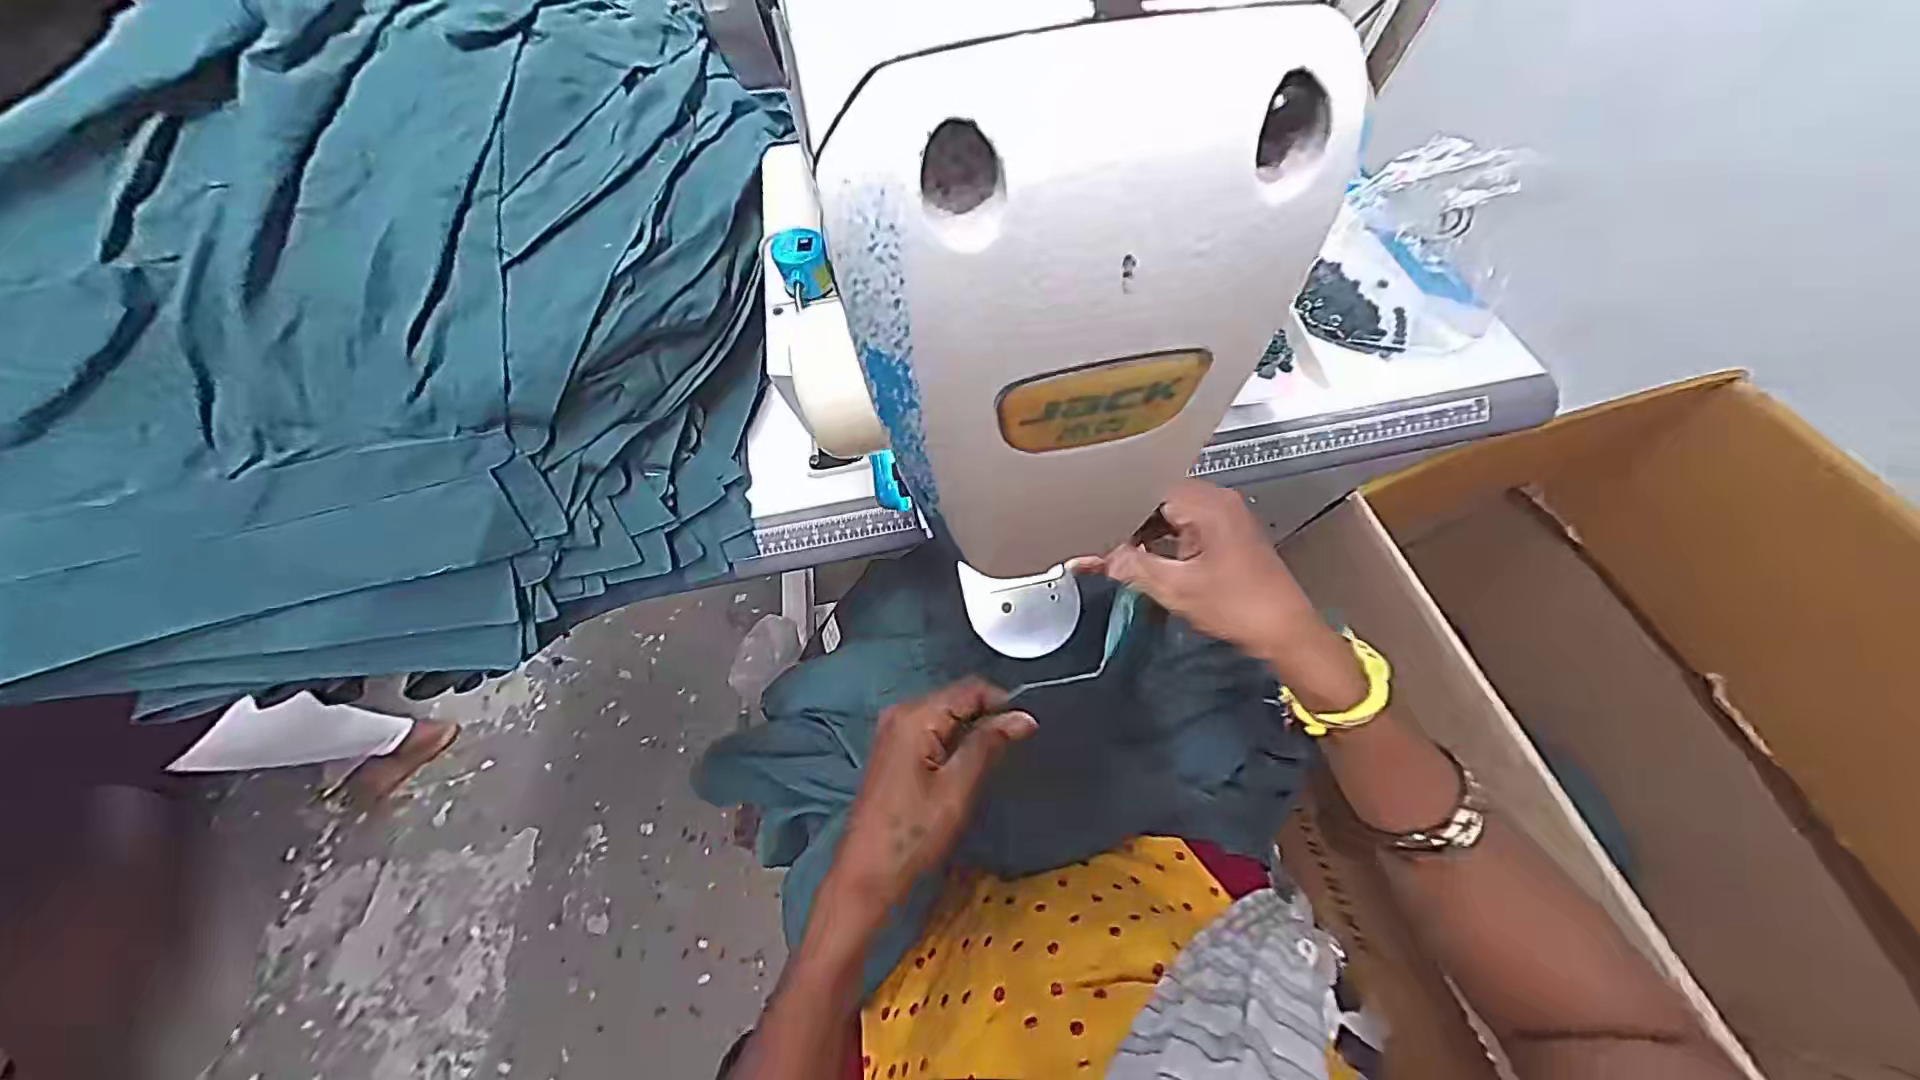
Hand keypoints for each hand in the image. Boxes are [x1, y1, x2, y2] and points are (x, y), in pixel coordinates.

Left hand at [825, 679, 1036, 924]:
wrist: (866, 874)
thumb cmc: (913, 833)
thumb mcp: (958, 787)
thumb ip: (989, 744)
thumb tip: (1023, 717)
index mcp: (915, 716)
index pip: (970, 688)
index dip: (1003, 701)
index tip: (1027, 726)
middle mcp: (900, 713)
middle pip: (956, 697)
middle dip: (988, 715)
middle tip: (1014, 744)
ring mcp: (892, 730)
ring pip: (946, 713)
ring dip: (972, 728)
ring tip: (995, 756)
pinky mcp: (892, 748)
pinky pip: (931, 728)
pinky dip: (953, 740)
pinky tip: (966, 764)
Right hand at [1075, 481, 1365, 707]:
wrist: (1287, 631)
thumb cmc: (1236, 606)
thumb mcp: (1175, 588)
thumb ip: (1132, 567)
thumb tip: (1096, 559)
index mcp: (1206, 505)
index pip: (1146, 491)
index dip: (1117, 510)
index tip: (1094, 529)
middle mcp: (1217, 501)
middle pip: (1157, 499)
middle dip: (1128, 522)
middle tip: (1100, 542)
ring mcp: (1224, 516)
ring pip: (1169, 513)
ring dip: (1145, 533)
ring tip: (1118, 553)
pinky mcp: (1226, 533)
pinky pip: (1184, 525)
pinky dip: (1163, 540)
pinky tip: (1145, 558)